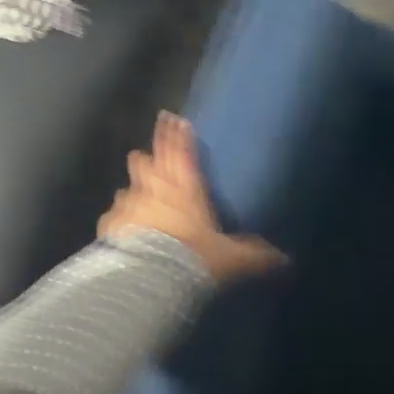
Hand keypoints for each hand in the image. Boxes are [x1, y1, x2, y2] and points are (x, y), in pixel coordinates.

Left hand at [98, 111, 288, 282]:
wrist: (150, 275)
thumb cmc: (193, 257)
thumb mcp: (229, 258)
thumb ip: (254, 255)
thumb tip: (283, 260)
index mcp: (184, 188)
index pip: (180, 151)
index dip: (175, 133)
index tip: (171, 118)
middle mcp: (152, 188)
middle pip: (144, 160)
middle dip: (147, 159)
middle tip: (151, 161)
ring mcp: (128, 202)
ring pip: (128, 186)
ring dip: (134, 192)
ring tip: (138, 202)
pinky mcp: (110, 221)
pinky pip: (114, 215)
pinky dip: (119, 220)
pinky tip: (122, 230)